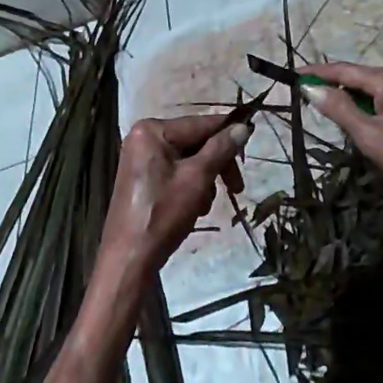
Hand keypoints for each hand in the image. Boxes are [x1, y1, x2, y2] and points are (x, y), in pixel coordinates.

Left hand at [103, 115, 250, 278]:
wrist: (130, 258)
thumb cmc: (163, 214)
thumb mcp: (197, 179)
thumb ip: (221, 149)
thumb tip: (243, 126)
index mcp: (152, 130)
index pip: (201, 123)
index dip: (228, 135)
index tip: (252, 147)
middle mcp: (144, 138)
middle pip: (195, 142)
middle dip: (216, 165)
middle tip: (236, 188)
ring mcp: (141, 159)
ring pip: (189, 160)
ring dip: (205, 181)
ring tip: (204, 206)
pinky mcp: (143, 179)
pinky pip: (176, 173)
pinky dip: (190, 188)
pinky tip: (193, 209)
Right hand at [299, 62, 382, 214]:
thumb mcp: (369, 136)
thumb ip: (339, 109)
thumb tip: (311, 88)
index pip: (345, 70)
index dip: (318, 73)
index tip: (294, 76)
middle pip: (361, 76)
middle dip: (336, 85)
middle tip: (311, 98)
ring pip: (377, 87)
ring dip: (355, 97)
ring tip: (335, 112)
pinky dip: (374, 104)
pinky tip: (367, 120)